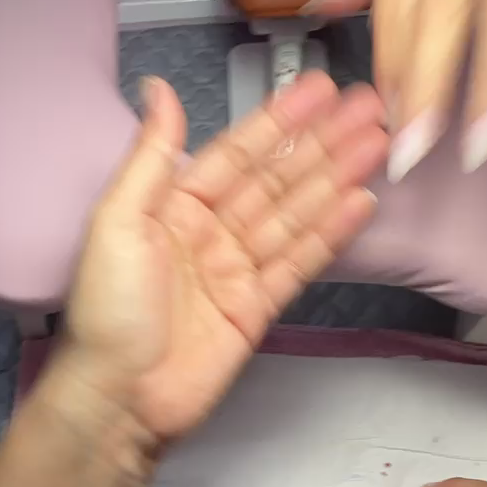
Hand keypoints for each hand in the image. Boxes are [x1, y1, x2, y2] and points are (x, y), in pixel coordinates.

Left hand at [50, 72, 386, 450]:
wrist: (120, 397)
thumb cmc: (109, 311)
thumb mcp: (118, 224)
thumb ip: (149, 158)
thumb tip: (159, 90)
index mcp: (170, 209)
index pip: (233, 155)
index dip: (278, 122)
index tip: (321, 88)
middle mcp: (206, 235)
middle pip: (272, 181)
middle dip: (320, 145)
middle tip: (370, 108)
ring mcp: (232, 274)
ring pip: (292, 218)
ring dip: (334, 182)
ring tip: (377, 144)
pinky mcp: (253, 311)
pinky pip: (296, 265)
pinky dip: (328, 237)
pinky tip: (359, 205)